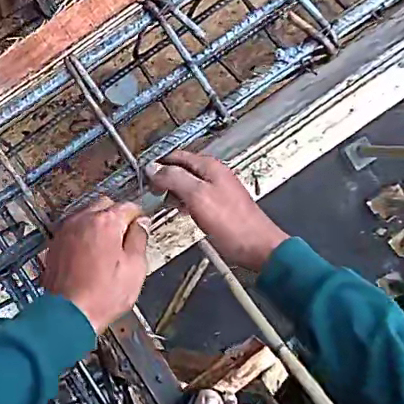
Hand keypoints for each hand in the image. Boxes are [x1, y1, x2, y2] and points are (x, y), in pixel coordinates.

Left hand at [41, 196, 147, 332]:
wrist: (69, 313)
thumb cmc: (100, 295)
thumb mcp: (135, 268)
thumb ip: (140, 239)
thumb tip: (141, 225)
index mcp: (105, 222)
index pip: (128, 206)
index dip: (138, 216)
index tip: (141, 225)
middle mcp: (82, 220)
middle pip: (104, 205)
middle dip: (116, 216)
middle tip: (125, 236)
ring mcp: (66, 231)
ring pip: (86, 215)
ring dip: (98, 224)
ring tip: (107, 248)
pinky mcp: (55, 243)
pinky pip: (73, 230)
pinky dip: (83, 235)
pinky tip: (90, 254)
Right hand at [150, 151, 287, 269]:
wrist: (258, 248)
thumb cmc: (233, 224)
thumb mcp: (196, 196)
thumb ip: (173, 179)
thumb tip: (154, 169)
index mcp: (210, 167)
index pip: (176, 156)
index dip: (158, 164)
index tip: (146, 176)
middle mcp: (216, 174)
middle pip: (182, 168)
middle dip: (165, 178)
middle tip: (153, 190)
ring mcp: (219, 189)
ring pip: (188, 183)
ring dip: (174, 190)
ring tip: (166, 201)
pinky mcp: (221, 205)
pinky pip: (196, 197)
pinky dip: (185, 201)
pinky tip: (182, 211)